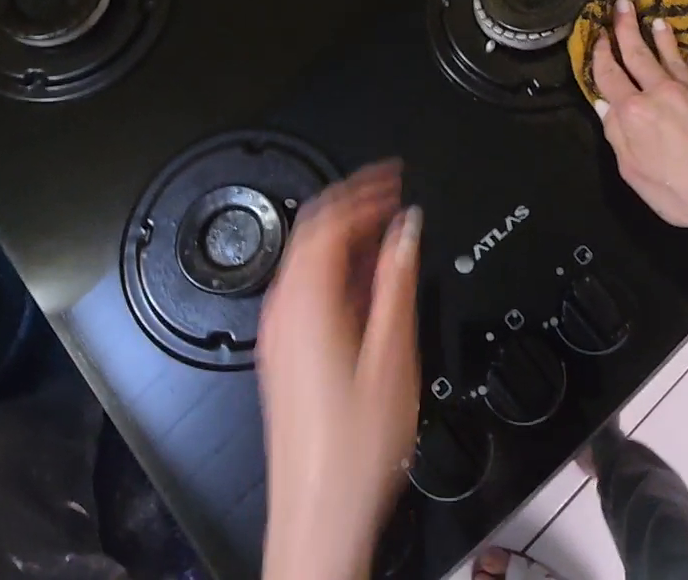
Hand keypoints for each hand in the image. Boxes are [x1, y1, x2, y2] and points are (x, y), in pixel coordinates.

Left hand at [259, 160, 421, 579]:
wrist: (319, 511)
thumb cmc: (354, 448)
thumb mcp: (392, 354)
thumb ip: (396, 282)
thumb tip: (406, 231)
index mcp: (307, 302)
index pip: (328, 219)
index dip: (362, 190)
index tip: (391, 176)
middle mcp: (284, 311)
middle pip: (312, 234)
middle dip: (353, 205)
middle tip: (390, 193)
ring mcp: (280, 333)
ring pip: (308, 260)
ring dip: (347, 237)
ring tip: (385, 228)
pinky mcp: (286, 353)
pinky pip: (307, 289)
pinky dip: (338, 269)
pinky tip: (367, 280)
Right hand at [590, 0, 687, 255]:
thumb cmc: (680, 194)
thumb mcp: (634, 173)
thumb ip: (617, 136)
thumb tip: (605, 105)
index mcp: (633, 113)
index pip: (610, 76)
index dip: (601, 55)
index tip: (598, 37)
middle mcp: (660, 92)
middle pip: (638, 54)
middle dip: (626, 28)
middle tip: (622, 4)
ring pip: (671, 56)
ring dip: (661, 38)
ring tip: (655, 21)